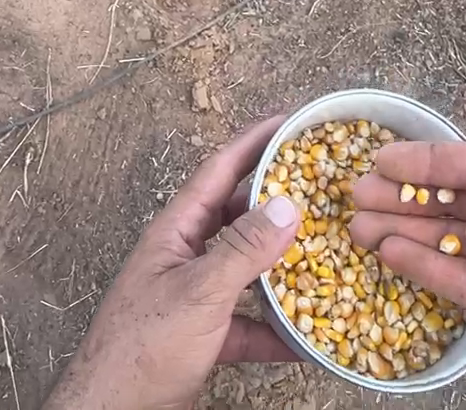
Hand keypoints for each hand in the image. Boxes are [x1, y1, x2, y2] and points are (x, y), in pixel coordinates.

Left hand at [44, 116, 304, 409]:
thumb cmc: (142, 346)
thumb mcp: (199, 292)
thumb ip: (243, 250)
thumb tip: (287, 205)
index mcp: (178, 228)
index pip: (220, 169)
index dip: (253, 141)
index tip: (286, 120)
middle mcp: (188, 252)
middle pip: (238, 214)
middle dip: (275, 199)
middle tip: (317, 184)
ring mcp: (196, 293)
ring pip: (247, 268)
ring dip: (281, 264)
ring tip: (322, 252)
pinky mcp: (204, 334)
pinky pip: (248, 322)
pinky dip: (275, 328)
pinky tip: (304, 337)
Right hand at [350, 143, 465, 409]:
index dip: (432, 159)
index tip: (384, 156)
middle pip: (460, 200)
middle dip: (408, 195)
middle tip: (355, 192)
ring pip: (453, 241)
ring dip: (406, 231)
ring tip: (357, 225)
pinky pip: (463, 285)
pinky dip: (426, 270)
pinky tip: (390, 258)